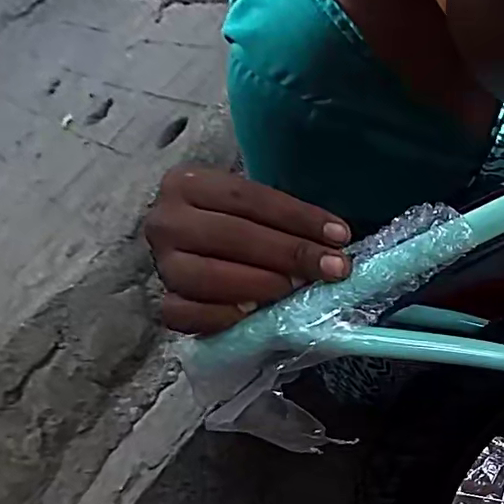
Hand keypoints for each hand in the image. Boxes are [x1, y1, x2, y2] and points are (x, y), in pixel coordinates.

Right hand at [142, 166, 353, 333]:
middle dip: (291, 253)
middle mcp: (166, 222)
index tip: (340, 235)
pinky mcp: (165, 305)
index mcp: (188, 185)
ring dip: (261, 284)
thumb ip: (288, 225)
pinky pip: (186, 314)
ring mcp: (163, 266)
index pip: (247, 197)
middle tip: (333, 268)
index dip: (298, 217)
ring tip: (297, 290)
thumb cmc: (243, 231)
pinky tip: (255, 315)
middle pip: (232, 235)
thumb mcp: (260, 213)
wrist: (206, 259)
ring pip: (206, 276)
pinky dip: (222, 317)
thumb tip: (334, 249)